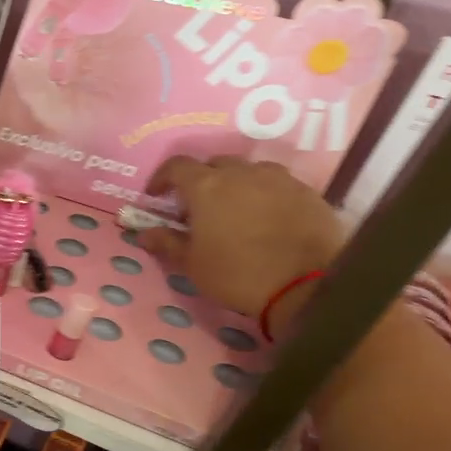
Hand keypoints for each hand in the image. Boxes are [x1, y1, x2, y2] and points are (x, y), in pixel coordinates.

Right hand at [136, 156, 344, 330]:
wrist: (306, 285)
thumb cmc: (236, 274)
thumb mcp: (191, 264)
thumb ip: (166, 243)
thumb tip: (144, 234)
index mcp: (206, 187)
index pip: (176, 166)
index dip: (162, 177)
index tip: (157, 195)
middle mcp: (242, 173)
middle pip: (215, 164)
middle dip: (201, 180)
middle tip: (197, 207)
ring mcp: (278, 179)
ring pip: (249, 170)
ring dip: (236, 184)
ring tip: (235, 209)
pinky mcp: (306, 192)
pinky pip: (278, 184)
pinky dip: (265, 194)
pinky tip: (266, 218)